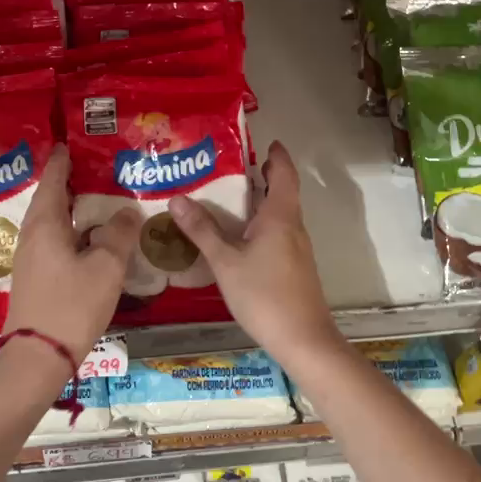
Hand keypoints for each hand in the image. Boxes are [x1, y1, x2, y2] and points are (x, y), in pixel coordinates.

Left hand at [4, 144, 139, 359]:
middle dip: (67, 182)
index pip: (52, 180)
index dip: (62, 160)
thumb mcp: (105, 267)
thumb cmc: (71, 305)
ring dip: (70, 208)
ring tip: (96, 199)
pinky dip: (70, 230)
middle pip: (48, 199)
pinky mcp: (35, 278)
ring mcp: (30, 258)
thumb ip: (118, 235)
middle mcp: (32, 235)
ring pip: (50, 222)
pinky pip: (52, 241)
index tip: (70, 143)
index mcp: (45, 224)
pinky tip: (88, 238)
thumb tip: (127, 211)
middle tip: (92, 168)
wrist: (38, 356)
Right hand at [166, 142, 338, 354]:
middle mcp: (292, 226)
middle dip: (261, 175)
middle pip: (281, 191)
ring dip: (258, 200)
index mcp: (280, 216)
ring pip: (278, 213)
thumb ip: (202, 231)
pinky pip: (276, 232)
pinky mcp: (293, 266)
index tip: (262, 141)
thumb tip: (177, 199)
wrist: (303, 339)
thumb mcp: (226, 262)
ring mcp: (296, 247)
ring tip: (225, 196)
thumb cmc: (264, 295)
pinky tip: (237, 235)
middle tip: (230, 165)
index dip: (275, 155)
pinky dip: (258, 223)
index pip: (283, 173)